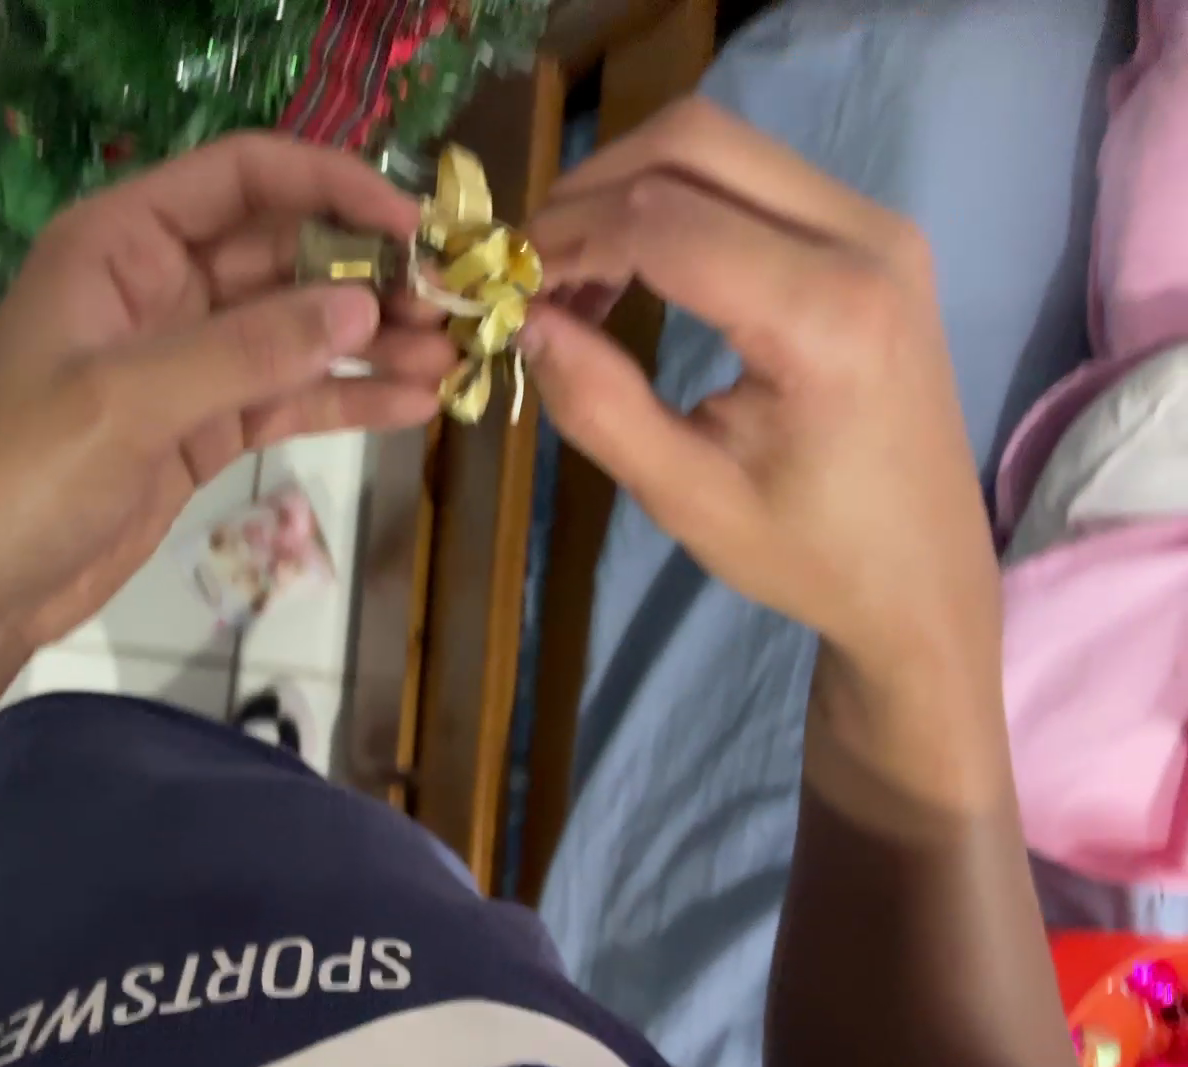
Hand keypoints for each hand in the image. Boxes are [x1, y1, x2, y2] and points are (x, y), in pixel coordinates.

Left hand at [0, 134, 454, 650]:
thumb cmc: (23, 476)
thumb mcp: (128, 401)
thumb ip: (245, 349)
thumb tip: (363, 303)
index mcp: (119, 245)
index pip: (241, 177)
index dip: (331, 187)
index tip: (413, 226)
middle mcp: (158, 289)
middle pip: (280, 255)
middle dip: (366, 275)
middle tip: (452, 305)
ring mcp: (185, 364)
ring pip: (293, 333)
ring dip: (369, 341)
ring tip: (452, 357)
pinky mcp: (202, 429)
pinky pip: (284, 399)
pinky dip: (342, 400)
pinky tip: (412, 404)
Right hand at [518, 101, 997, 737]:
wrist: (917, 569)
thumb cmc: (799, 549)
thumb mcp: (679, 493)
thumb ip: (596, 403)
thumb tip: (524, 322)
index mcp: (822, 316)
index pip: (660, 222)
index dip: (562, 243)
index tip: (503, 292)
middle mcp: (862, 239)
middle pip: (690, 141)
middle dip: (584, 194)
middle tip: (528, 271)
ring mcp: (872, 225)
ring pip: (713, 144)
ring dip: (618, 193)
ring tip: (568, 279)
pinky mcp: (861, 235)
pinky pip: (738, 177)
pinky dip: (658, 205)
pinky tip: (623, 274)